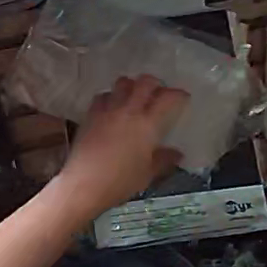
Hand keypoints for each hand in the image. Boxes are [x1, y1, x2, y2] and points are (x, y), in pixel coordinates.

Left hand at [53, 75, 188, 218]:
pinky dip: (111, 96)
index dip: (178, 95)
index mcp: (147, 124)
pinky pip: (103, 95)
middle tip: (158, 94)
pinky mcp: (91, 114)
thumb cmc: (120, 182)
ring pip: (123, 83)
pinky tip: (112, 108)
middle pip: (145, 82)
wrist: (84, 184)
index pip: (168, 98)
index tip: (182, 98)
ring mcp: (108, 110)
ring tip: (134, 97)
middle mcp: (128, 110)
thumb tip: (177, 154)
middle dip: (155, 84)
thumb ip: (163, 160)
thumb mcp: (147, 174)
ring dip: (132, 86)